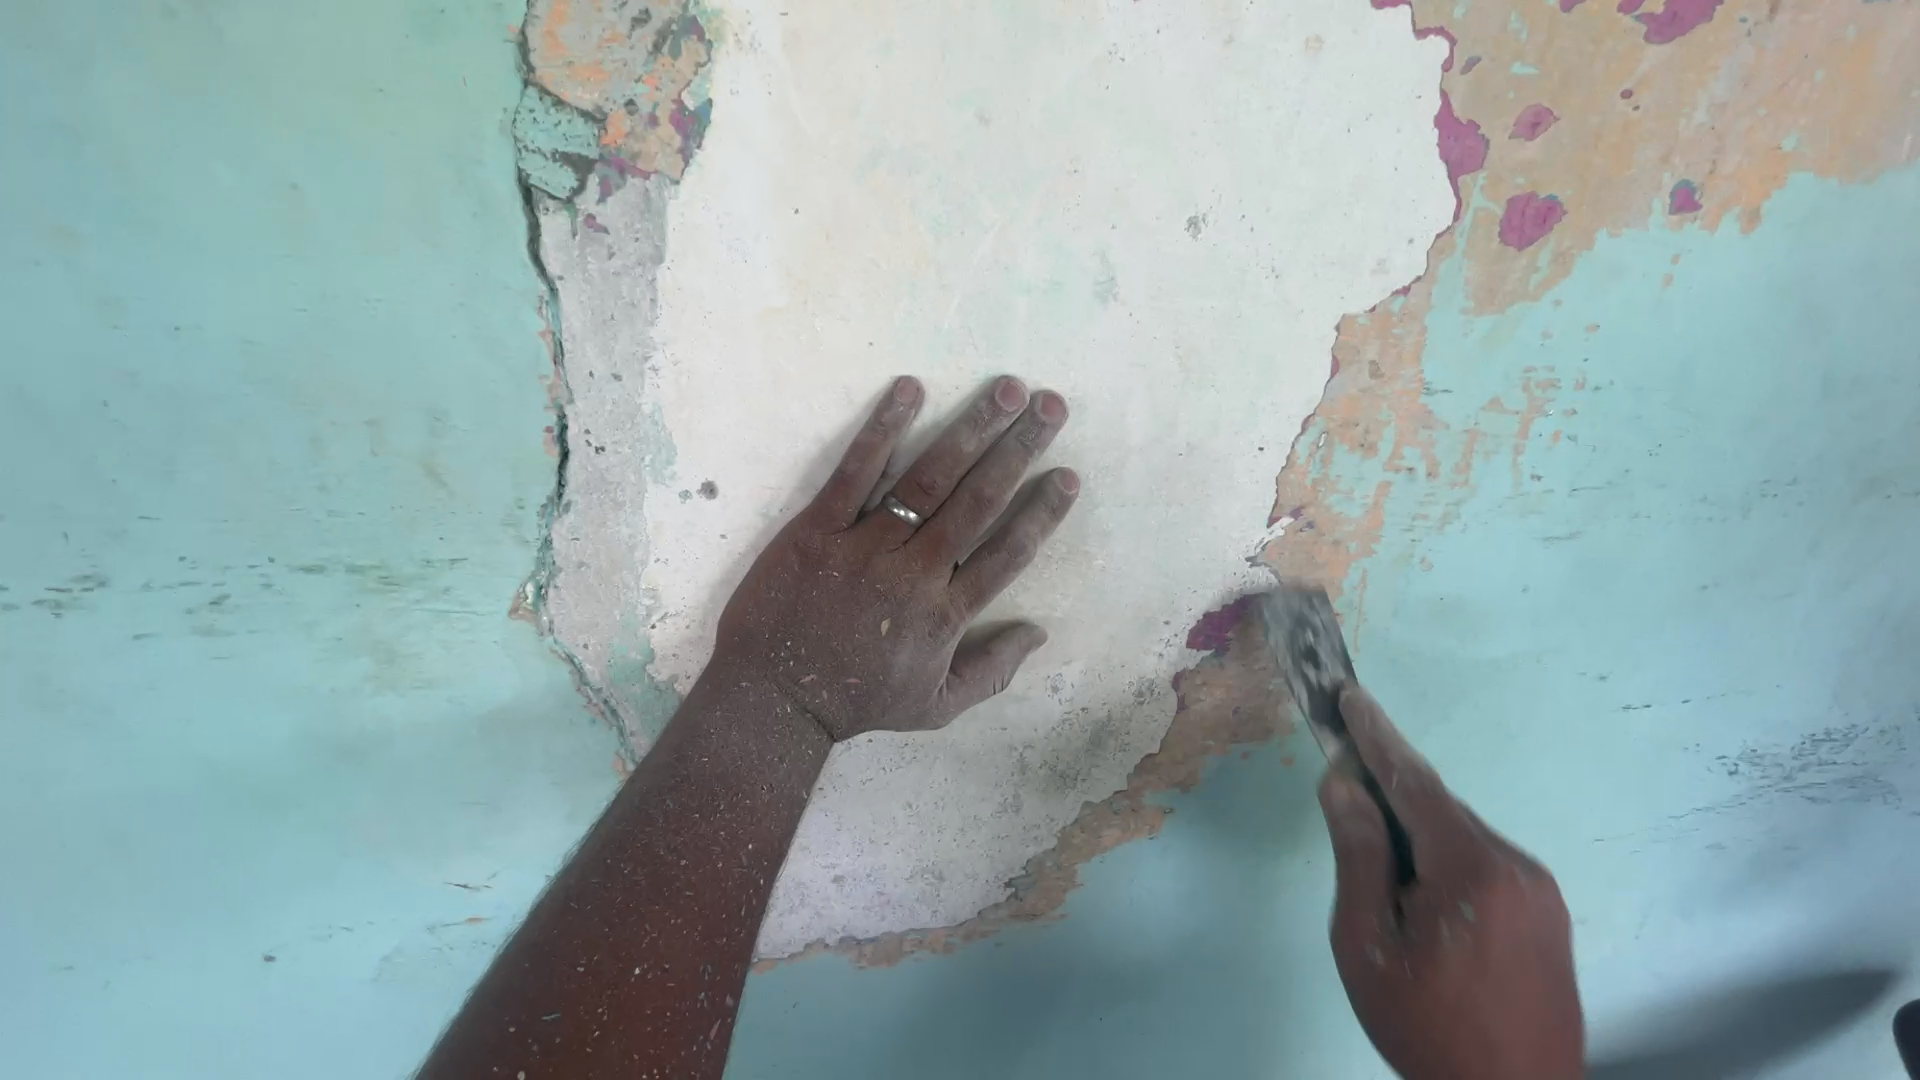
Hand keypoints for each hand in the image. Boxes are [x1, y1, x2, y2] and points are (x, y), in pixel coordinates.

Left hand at [708, 375, 1077, 741]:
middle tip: (1051, 406)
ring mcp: (865, 546)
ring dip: (971, 429)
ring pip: (928, 478)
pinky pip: (854, 471)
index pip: (1008, 552)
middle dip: (1019, 450)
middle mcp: (915, 573)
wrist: (772, 698)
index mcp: (946, 614)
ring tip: (1006, 389)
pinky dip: (883, 429)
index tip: (1068, 475)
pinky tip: (910, 388)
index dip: (1043, 512)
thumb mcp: (935, 707)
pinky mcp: (818, 528)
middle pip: (979, 501)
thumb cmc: (856, 700)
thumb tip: (1040, 634)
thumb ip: (991, 672)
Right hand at [1320, 684, 1583, 1079]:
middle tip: (1341, 782)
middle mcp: (1518, 866)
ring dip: (1412, 828)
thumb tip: (1344, 783)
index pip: (1413, 781)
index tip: (1350, 694)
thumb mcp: (1366, 939)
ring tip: (1374, 860)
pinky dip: (1439, 853)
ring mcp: (1540, 892)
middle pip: (1437, 807)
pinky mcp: (1546, 916)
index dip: (1376, 735)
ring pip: (1458, 834)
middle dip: (1387, 789)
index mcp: (1473, 868)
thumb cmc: (1423, 1022)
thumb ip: (1358, 853)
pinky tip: (1414, 884)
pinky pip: (1481, 861)